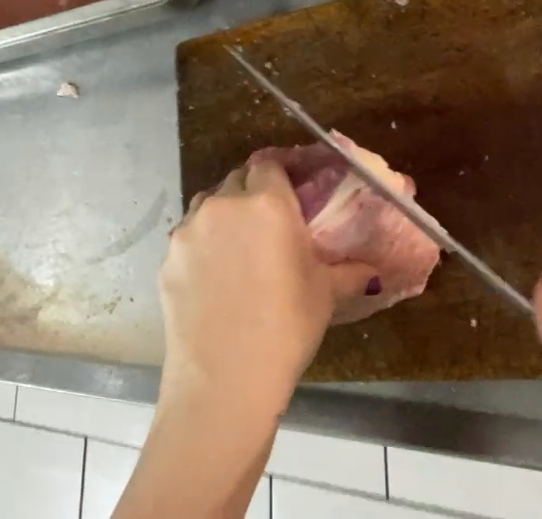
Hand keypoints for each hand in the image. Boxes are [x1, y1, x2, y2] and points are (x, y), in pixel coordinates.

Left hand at [159, 158, 374, 420]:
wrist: (224, 378)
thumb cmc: (286, 328)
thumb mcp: (326, 295)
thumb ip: (348, 272)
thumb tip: (373, 271)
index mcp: (266, 202)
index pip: (270, 164)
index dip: (281, 173)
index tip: (291, 191)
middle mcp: (224, 204)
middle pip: (237, 180)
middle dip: (252, 192)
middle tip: (269, 223)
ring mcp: (190, 229)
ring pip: (208, 205)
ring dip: (224, 215)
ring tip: (239, 248)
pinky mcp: (168, 256)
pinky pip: (189, 237)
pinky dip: (202, 245)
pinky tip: (215, 277)